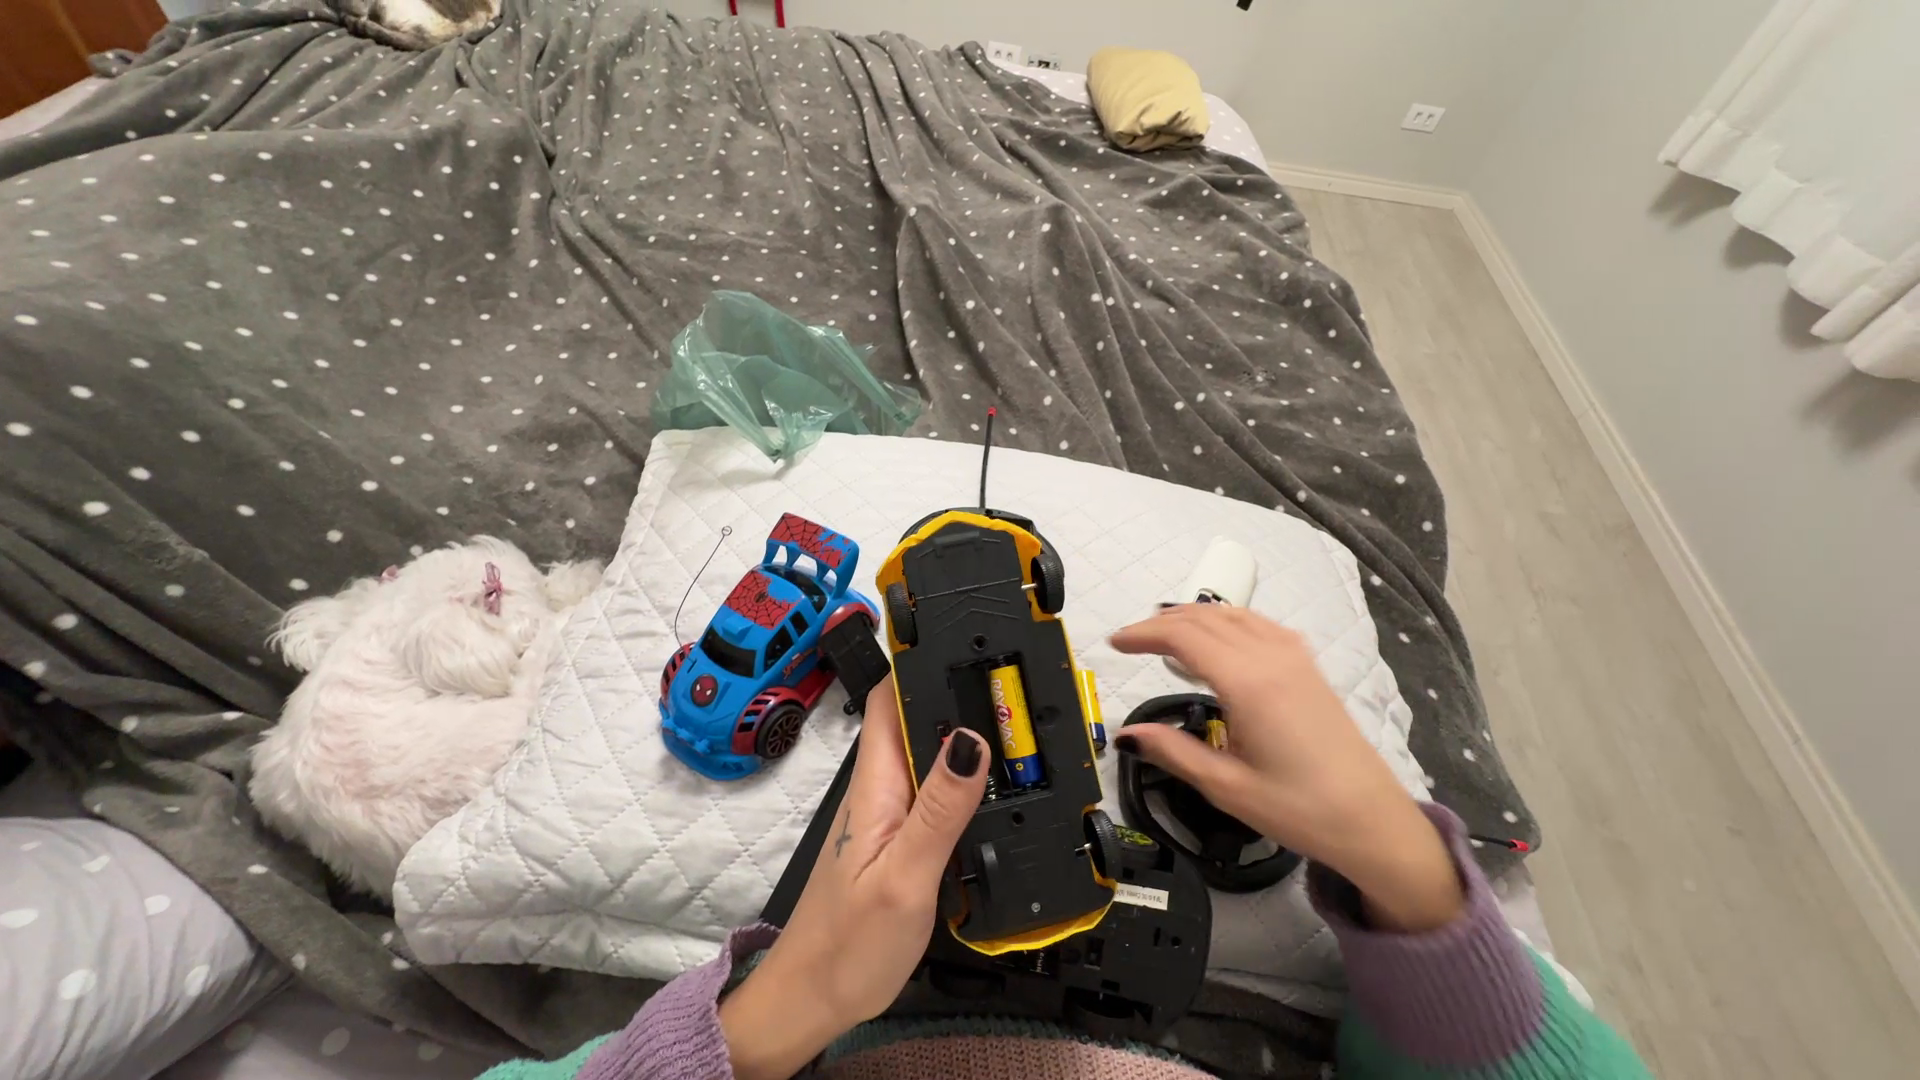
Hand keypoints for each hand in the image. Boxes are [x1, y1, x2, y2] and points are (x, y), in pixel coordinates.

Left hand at [719, 679, 989, 1079]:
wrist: (814, 997)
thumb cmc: (849, 945)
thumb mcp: (905, 876)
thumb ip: (939, 809)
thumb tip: (971, 739)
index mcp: (876, 783)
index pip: (893, 697)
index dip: (922, 659)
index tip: (963, 636)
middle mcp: (879, 786)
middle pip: (916, 718)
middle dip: (959, 691)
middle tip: (1014, 681)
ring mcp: (887, 811)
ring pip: (927, 752)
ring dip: (964, 733)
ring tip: (1015, 724)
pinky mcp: (897, 835)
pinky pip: (931, 788)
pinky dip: (961, 776)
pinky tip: (990, 785)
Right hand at [1110, 605, 1461, 931]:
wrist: (1373, 821)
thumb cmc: (1299, 809)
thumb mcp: (1226, 786)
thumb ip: (1173, 751)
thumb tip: (1127, 735)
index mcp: (1248, 684)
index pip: (1183, 637)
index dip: (1143, 634)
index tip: (1115, 643)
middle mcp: (1271, 658)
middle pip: (1205, 619)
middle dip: (1161, 623)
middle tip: (1132, 641)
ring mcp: (1295, 658)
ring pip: (1233, 615)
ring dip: (1193, 617)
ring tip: (1164, 634)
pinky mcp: (1308, 667)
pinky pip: (1258, 624)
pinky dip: (1226, 621)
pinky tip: (1217, 638)